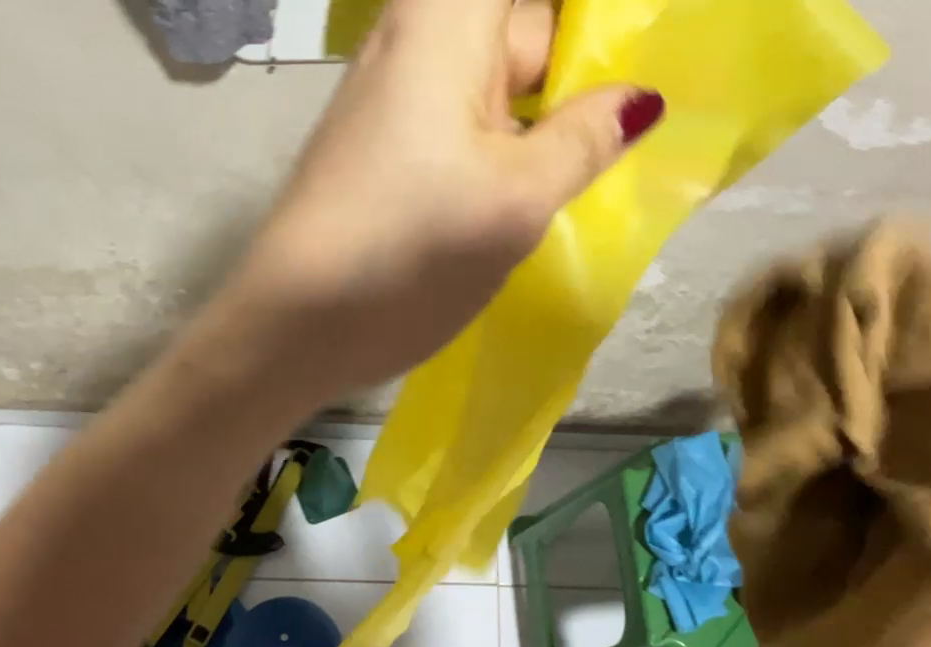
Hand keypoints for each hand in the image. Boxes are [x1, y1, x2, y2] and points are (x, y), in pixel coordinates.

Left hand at [225, 0, 661, 397]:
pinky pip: (462, 129)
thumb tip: (640, 99)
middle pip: (525, 30)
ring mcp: (394, 99)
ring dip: (542, 126)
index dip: (588, 31)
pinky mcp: (382, 151)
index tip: (624, 76)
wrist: (291, 330)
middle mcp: (415, 38)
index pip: (540, 2)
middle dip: (576, 79)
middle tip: (624, 139)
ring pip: (498, 88)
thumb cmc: (406, 253)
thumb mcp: (516, 199)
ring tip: (587, 174)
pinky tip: (522, 200)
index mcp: (448, 17)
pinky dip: (501, 154)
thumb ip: (587, 138)